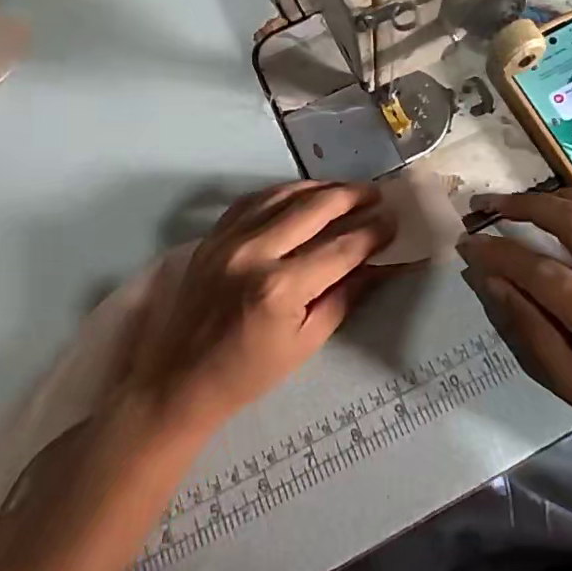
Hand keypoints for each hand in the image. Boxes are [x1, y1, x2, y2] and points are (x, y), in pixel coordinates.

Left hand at [103, 181, 394, 443]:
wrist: (177, 383)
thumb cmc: (249, 373)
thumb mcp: (307, 341)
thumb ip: (346, 295)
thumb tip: (379, 263)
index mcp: (281, 288)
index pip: (343, 247)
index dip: (374, 231)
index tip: (394, 221)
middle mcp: (254, 253)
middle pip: (316, 208)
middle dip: (353, 197)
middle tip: (377, 195)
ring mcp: (228, 240)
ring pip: (284, 194)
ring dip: (321, 188)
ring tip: (346, 190)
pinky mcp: (212, 237)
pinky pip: (252, 200)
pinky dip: (283, 192)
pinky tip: (301, 194)